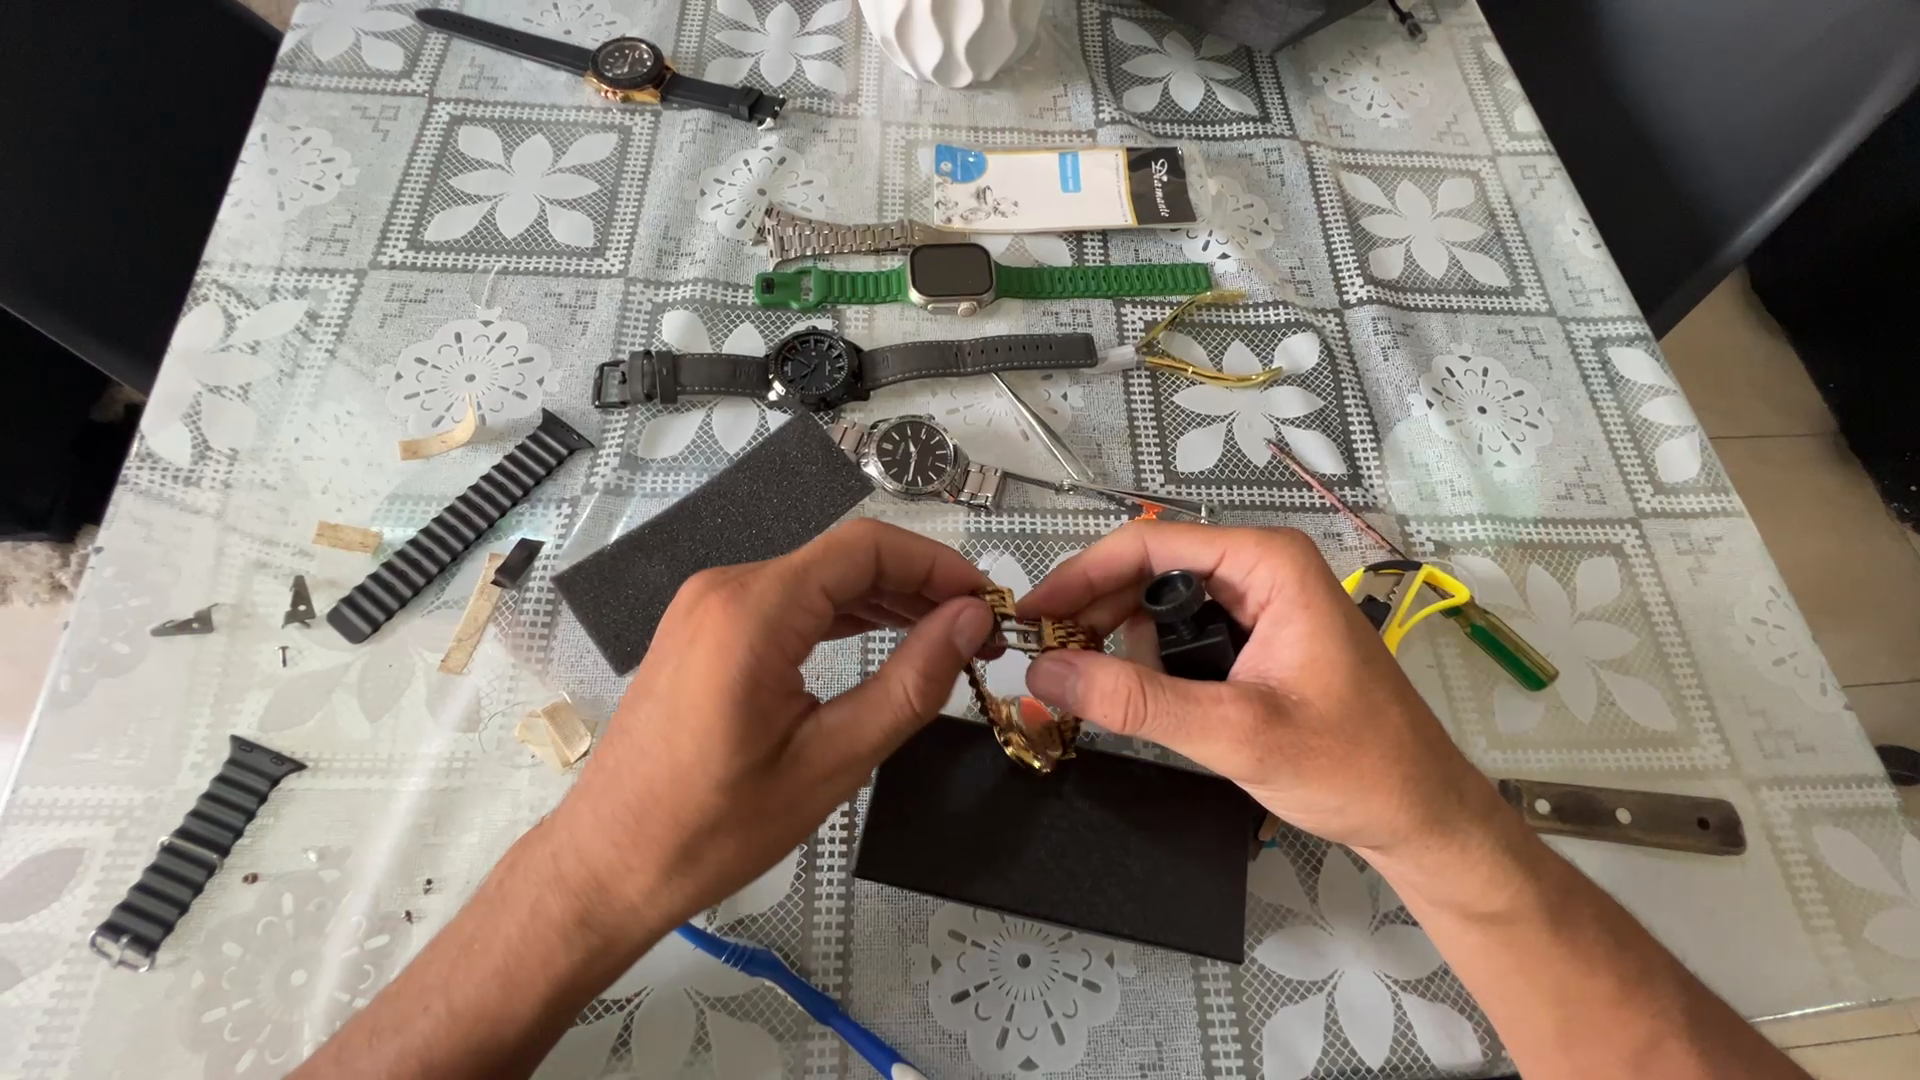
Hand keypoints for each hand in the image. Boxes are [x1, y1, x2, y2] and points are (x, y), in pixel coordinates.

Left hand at [549, 519, 992, 939]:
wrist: (607, 864)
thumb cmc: (717, 826)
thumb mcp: (832, 760)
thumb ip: (911, 682)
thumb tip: (971, 619)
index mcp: (754, 609)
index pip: (866, 547)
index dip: (936, 564)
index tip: (986, 601)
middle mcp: (726, 587)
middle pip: (844, 558)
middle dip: (917, 585)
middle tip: (975, 631)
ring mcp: (708, 604)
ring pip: (817, 576)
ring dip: (883, 598)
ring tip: (942, 636)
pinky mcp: (703, 627)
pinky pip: (787, 600)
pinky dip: (840, 612)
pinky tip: (881, 634)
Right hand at [1018, 521, 1506, 861]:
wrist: (1419, 815)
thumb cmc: (1351, 765)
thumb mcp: (1235, 732)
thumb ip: (1135, 701)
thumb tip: (1045, 671)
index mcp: (1266, 562)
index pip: (1148, 545)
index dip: (1080, 576)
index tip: (1032, 616)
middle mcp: (1258, 569)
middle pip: (1146, 570)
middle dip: (1094, 612)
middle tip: (1050, 660)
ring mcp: (1256, 603)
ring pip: (1157, 603)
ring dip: (1117, 640)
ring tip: (1089, 685)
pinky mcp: (1251, 637)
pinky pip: (1178, 633)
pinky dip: (1145, 660)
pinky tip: (1130, 693)